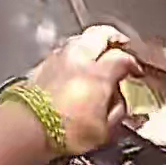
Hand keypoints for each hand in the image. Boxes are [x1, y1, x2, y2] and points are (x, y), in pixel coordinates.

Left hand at [29, 25, 141, 153]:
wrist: (29, 125)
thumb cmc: (67, 130)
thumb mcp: (105, 130)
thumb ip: (117, 111)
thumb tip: (119, 100)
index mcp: (98, 73)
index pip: (121, 57)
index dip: (133, 62)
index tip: (136, 70)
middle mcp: (78, 58)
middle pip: (99, 34)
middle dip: (113, 37)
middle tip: (121, 45)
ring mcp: (58, 57)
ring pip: (80, 38)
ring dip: (92, 42)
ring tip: (98, 54)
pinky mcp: (43, 62)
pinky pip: (64, 49)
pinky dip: (75, 52)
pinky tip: (76, 64)